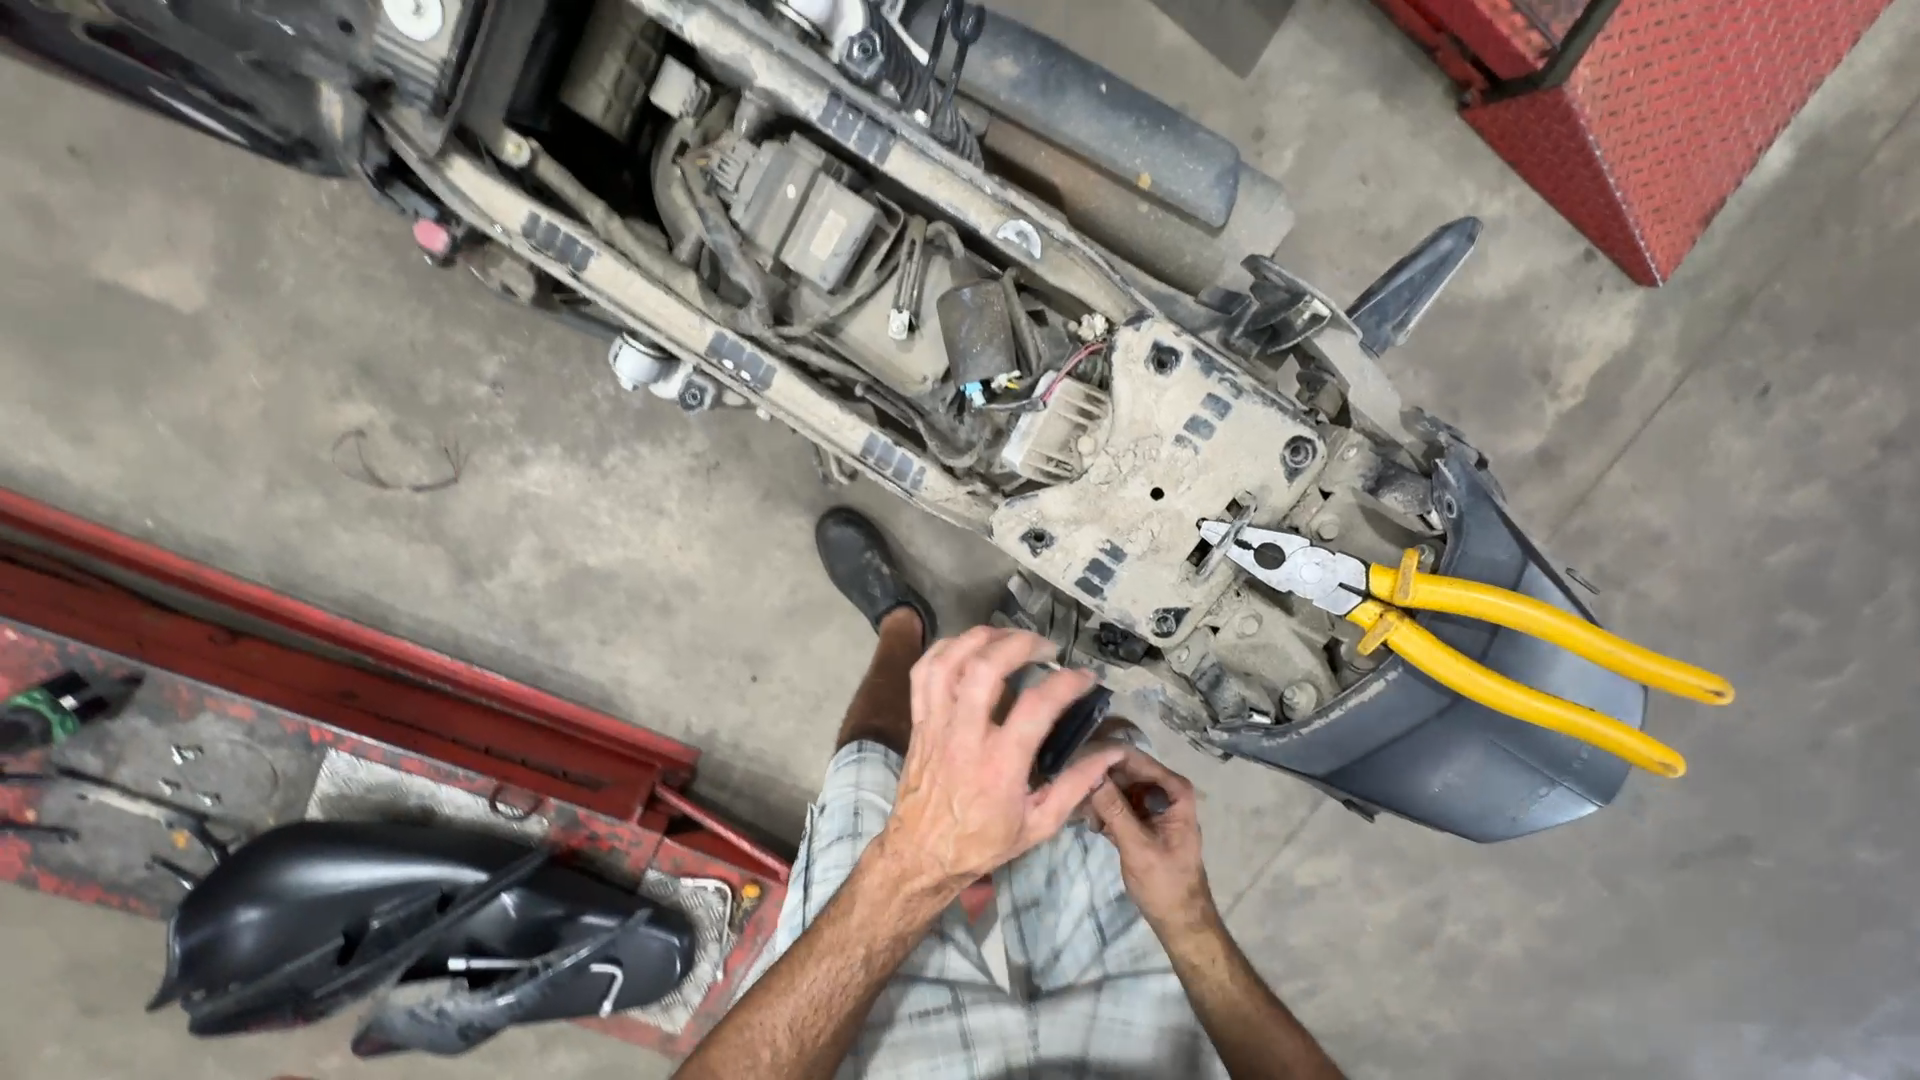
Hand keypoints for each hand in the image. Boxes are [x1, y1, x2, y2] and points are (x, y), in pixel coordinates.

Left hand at [876, 627, 1125, 895]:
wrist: (922, 854)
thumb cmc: (982, 842)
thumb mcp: (1039, 824)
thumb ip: (1077, 785)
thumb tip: (1112, 753)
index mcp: (1000, 764)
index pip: (1035, 706)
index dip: (1066, 683)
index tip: (1085, 677)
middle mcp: (965, 736)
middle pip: (986, 669)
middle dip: (1020, 644)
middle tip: (1046, 647)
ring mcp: (937, 724)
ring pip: (950, 662)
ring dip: (982, 638)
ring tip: (1010, 637)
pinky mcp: (919, 721)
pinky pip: (924, 672)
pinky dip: (946, 649)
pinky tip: (969, 646)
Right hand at [1088, 747, 1214, 932]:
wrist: (1179, 920)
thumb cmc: (1166, 884)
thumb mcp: (1138, 847)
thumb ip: (1115, 810)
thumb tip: (1092, 775)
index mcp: (1174, 791)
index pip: (1134, 759)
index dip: (1105, 757)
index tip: (1075, 762)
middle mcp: (1164, 791)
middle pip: (1124, 770)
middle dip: (1098, 779)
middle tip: (1070, 790)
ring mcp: (1152, 805)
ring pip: (1118, 786)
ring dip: (1098, 797)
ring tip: (1080, 811)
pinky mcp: (1140, 819)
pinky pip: (1117, 804)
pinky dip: (1103, 811)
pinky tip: (1091, 824)